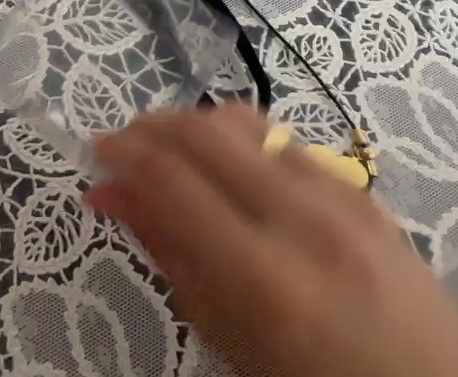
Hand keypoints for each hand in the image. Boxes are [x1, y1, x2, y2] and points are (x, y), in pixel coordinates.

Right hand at [88, 106, 457, 376]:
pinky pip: (281, 136)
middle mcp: (305, 221)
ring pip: (241, 118)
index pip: (171, 180)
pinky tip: (225, 164)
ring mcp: (342, 196)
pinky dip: (236, 136)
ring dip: (190, 123)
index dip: (122, 154)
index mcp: (266, 278)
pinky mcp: (361, 187)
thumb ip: (167, 253)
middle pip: (202, 132)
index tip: (96, 152)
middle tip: (122, 147)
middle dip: (148, 127)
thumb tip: (110, 193)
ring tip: (167, 149)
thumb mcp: (228, 339)